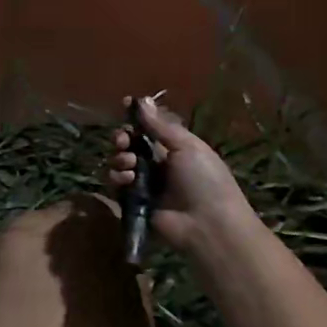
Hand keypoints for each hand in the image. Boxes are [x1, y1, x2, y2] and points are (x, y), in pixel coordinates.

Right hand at [106, 95, 258, 256]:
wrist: (208, 225)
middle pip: (131, 144)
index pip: (150, 128)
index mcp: (175, 148)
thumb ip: (160, 126)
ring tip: (129, 164)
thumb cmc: (205, 180)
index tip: (125, 105)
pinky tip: (127, 178)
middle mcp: (158, 164)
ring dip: (120, 158)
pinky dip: (118, 177)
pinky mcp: (134, 202)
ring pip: (121, 163)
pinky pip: (118, 185)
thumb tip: (142, 100)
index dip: (137, 117)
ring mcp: (146, 184)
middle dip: (123, 138)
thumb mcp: (187, 146)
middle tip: (122, 140)